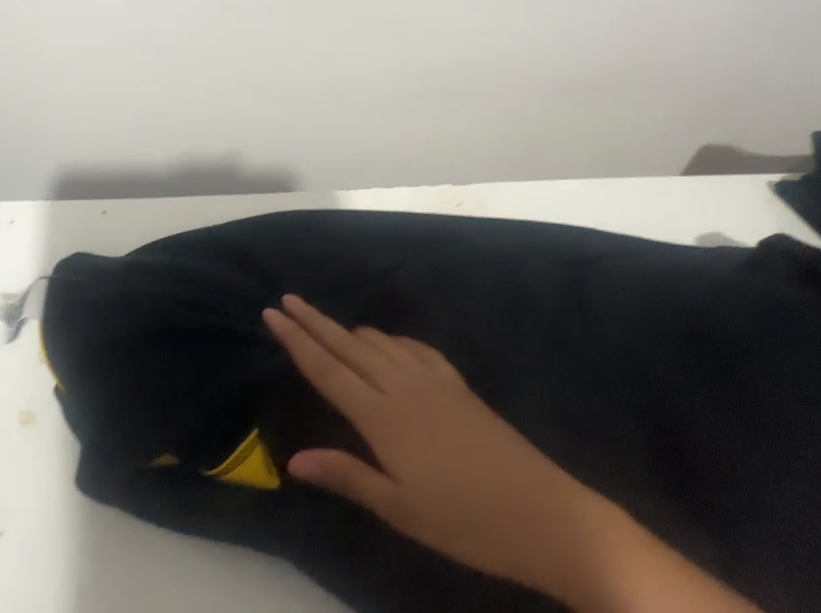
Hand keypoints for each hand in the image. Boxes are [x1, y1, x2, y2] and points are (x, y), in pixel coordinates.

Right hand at [264, 295, 756, 612]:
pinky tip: (390, 345)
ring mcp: (436, 384)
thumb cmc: (466, 521)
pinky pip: (417, 351)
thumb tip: (293, 459)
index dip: (297, 340)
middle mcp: (404, 389)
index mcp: (383, 417)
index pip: (328, 369)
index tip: (272, 313)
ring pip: (382, 344)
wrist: (548, 516)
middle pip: (349, 346)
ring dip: (350, 331)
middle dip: (316, 322)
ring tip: (327, 324)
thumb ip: (347, 476)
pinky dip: (393, 341)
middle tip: (288, 300)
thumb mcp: (400, 509)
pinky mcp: (461, 389)